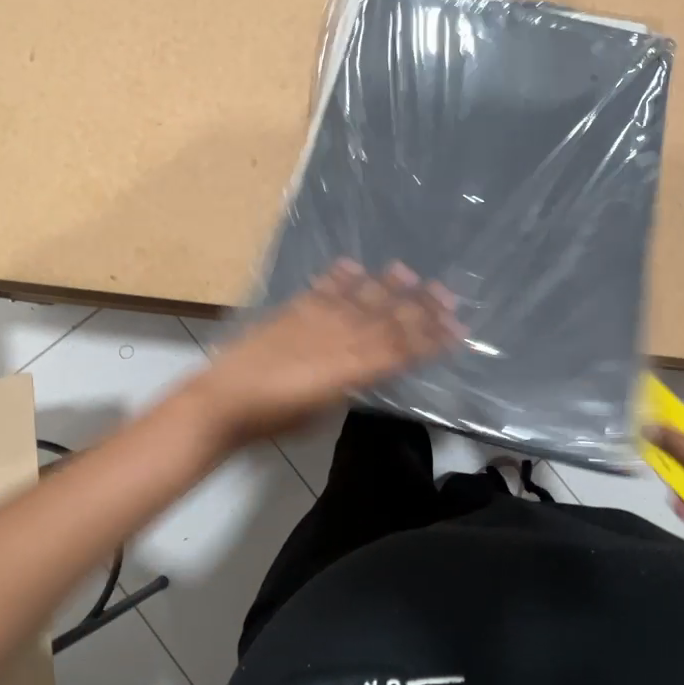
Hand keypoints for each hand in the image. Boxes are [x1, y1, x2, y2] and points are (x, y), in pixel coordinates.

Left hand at [191, 260, 461, 444]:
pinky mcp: (294, 309)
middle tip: (449, 295)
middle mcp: (343, 337)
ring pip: (362, 298)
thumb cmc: (276, 419)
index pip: (403, 349)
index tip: (457, 329)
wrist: (226, 399)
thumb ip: (350, 386)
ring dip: (388, 285)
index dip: (432, 338)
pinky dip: (340, 276)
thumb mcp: (323, 411)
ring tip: (410, 272)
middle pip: (391, 319)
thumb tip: (367, 371)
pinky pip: (323, 289)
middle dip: (423, 308)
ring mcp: (318, 318)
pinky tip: (354, 266)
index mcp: (355, 368)